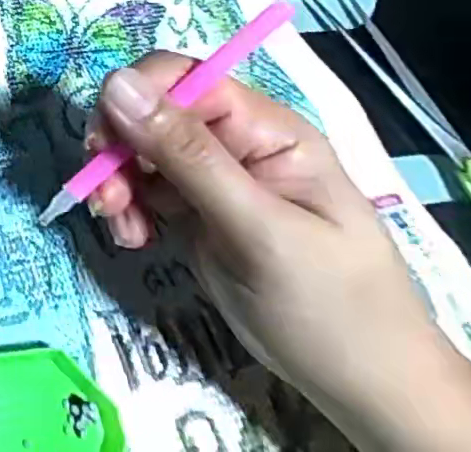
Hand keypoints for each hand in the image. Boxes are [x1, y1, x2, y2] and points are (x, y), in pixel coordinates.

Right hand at [86, 51, 446, 421]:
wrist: (366, 392)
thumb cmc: (330, 306)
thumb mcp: (258, 230)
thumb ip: (187, 155)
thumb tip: (115, 81)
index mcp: (264, 127)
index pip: (184, 78)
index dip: (136, 98)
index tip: (103, 144)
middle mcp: (235, 139)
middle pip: (154, 111)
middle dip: (120, 147)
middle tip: (106, 198)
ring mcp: (215, 175)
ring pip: (142, 149)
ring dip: (118, 181)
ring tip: (121, 227)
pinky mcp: (197, 208)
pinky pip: (146, 187)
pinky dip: (128, 207)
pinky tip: (134, 238)